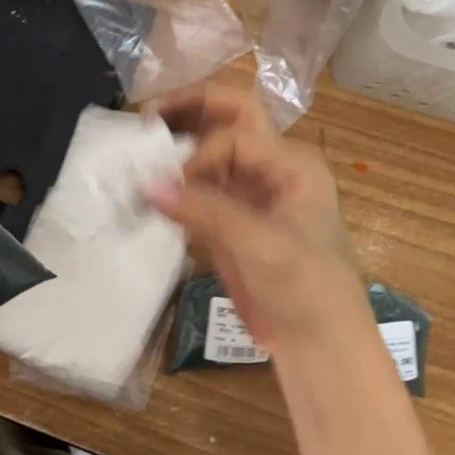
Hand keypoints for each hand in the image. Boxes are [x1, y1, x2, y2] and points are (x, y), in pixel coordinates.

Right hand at [147, 85, 368, 358]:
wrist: (316, 341)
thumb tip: (145, 182)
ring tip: (138, 150)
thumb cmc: (305, 287)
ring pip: (207, 154)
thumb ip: (203, 209)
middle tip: (144, 117)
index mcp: (292, 165)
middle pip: (227, 122)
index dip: (198, 155)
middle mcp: (270, 171)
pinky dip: (171, 186)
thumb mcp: (258, 243)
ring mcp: (247, 197)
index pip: (233, 135)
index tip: (173, 188)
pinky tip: (146, 191)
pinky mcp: (227, 224)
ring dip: (175, 148)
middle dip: (187, 113)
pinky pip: (196, 191)